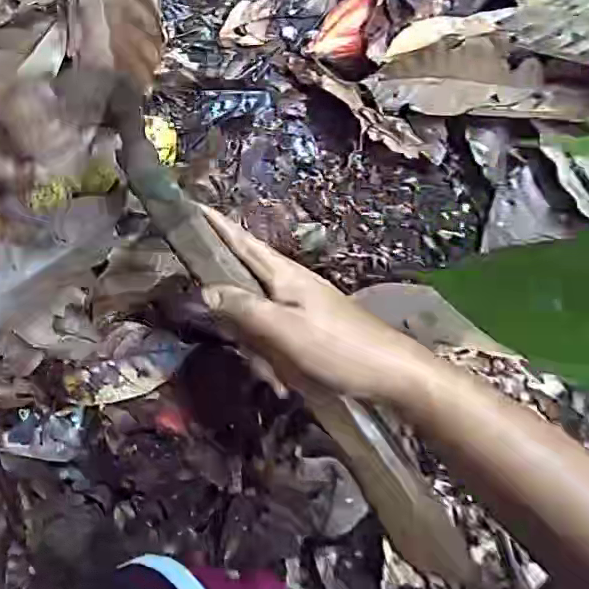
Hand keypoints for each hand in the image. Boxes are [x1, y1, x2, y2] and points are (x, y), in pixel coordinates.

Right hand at [200, 207, 441, 406]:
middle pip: (241, 287)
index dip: (215, 224)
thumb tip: (203, 289)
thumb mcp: (284, 329)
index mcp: (282, 273)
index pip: (240, 241)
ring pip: (256, 319)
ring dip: (258, 349)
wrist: (397, 376)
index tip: (191, 206)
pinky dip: (274, 359)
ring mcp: (299, 306)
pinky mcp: (307, 327)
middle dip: (235, 321)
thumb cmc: (339, 347)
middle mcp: (288, 283)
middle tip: (247, 349)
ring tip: (275, 376)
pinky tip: (286, 382)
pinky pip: (274, 337)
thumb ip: (242, 308)